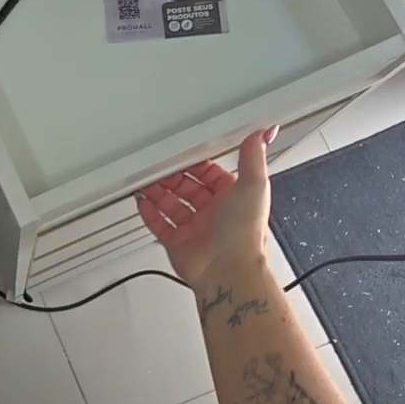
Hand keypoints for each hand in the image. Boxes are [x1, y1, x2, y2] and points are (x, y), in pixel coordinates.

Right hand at [136, 126, 277, 284]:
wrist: (227, 270)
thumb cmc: (244, 234)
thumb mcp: (253, 185)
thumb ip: (253, 157)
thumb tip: (263, 133)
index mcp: (231, 197)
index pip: (208, 173)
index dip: (193, 163)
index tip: (180, 153)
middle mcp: (213, 213)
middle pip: (186, 188)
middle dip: (170, 177)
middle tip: (157, 166)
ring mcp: (194, 228)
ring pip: (171, 204)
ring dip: (157, 192)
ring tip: (144, 180)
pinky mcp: (178, 243)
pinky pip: (159, 225)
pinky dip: (148, 213)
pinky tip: (141, 201)